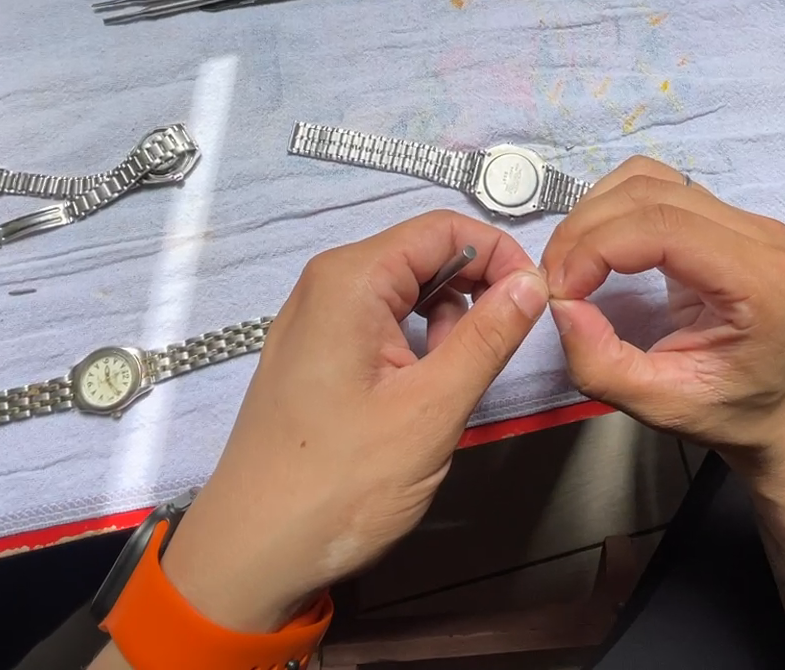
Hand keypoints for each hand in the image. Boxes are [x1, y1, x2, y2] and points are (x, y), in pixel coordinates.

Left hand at [160, 210, 548, 632]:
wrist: (250, 556)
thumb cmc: (341, 482)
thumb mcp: (431, 409)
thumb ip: (489, 337)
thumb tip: (533, 282)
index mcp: (351, 277)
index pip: (444, 228)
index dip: (499, 254)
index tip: (535, 299)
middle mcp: (329, 281)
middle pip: (424, 253)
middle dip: (474, 289)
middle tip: (501, 344)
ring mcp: (317, 315)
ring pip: (406, 288)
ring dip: (445, 320)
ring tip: (450, 379)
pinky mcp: (316, 348)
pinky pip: (382, 318)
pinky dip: (416, 340)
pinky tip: (419, 387)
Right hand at [541, 157, 784, 478]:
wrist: (778, 410)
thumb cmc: (729, 412)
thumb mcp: (660, 407)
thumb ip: (602, 364)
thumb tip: (561, 301)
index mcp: (763, 283)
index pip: (665, 228)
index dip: (598, 247)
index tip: (560, 289)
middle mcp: (762, 238)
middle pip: (652, 194)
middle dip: (586, 229)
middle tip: (555, 278)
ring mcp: (747, 220)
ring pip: (650, 178)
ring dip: (595, 211)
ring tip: (572, 260)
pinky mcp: (725, 216)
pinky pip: (659, 185)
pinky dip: (614, 205)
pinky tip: (599, 242)